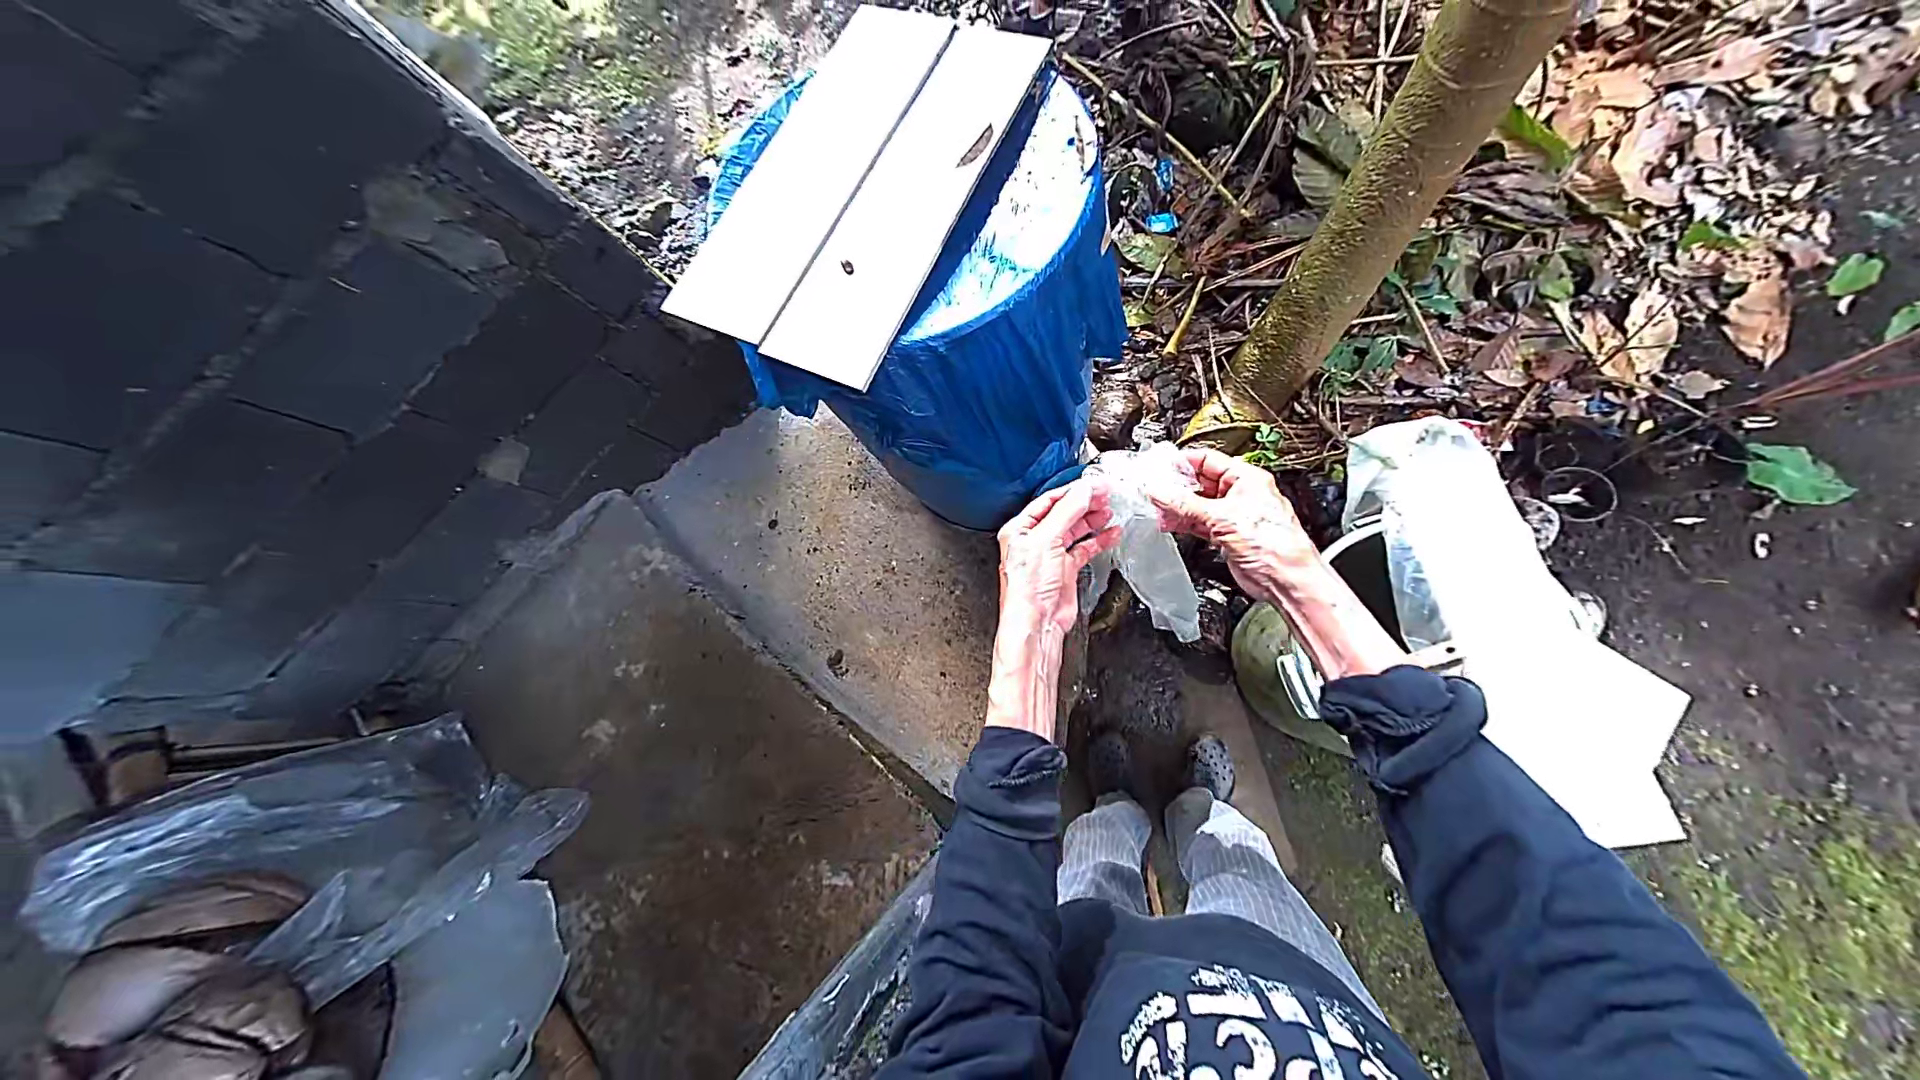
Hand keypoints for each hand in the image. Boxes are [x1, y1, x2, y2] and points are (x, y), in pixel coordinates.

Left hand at [995, 478, 1121, 634]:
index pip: (1049, 501)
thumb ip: (1067, 512)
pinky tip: (1111, 533)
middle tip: (1105, 495)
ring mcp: (1050, 555)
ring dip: (1093, 519)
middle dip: (1085, 503)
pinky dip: (1098, 540)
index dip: (1073, 491)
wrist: (1037, 623)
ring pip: (1075, 529)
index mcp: (1020, 529)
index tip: (1094, 484)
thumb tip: (1084, 490)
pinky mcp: (1064, 569)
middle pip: (1063, 513)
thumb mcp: (1046, 540)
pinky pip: (1084, 548)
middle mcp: (1034, 540)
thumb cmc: (1028, 589)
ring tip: (1109, 510)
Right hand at [1148, 447, 1319, 600]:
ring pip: (1197, 504)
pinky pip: (1199, 522)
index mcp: (1247, 478)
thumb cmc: (1275, 545)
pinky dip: (1183, 523)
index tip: (1160, 469)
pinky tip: (1170, 523)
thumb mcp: (1221, 517)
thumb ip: (1184, 504)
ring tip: (1158, 509)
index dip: (1182, 463)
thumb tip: (1159, 492)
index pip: (1207, 459)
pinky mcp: (1226, 535)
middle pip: (1199, 482)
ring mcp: (1233, 515)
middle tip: (1154, 491)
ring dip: (1177, 507)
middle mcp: (1240, 494)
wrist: (1285, 579)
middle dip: (1175, 488)